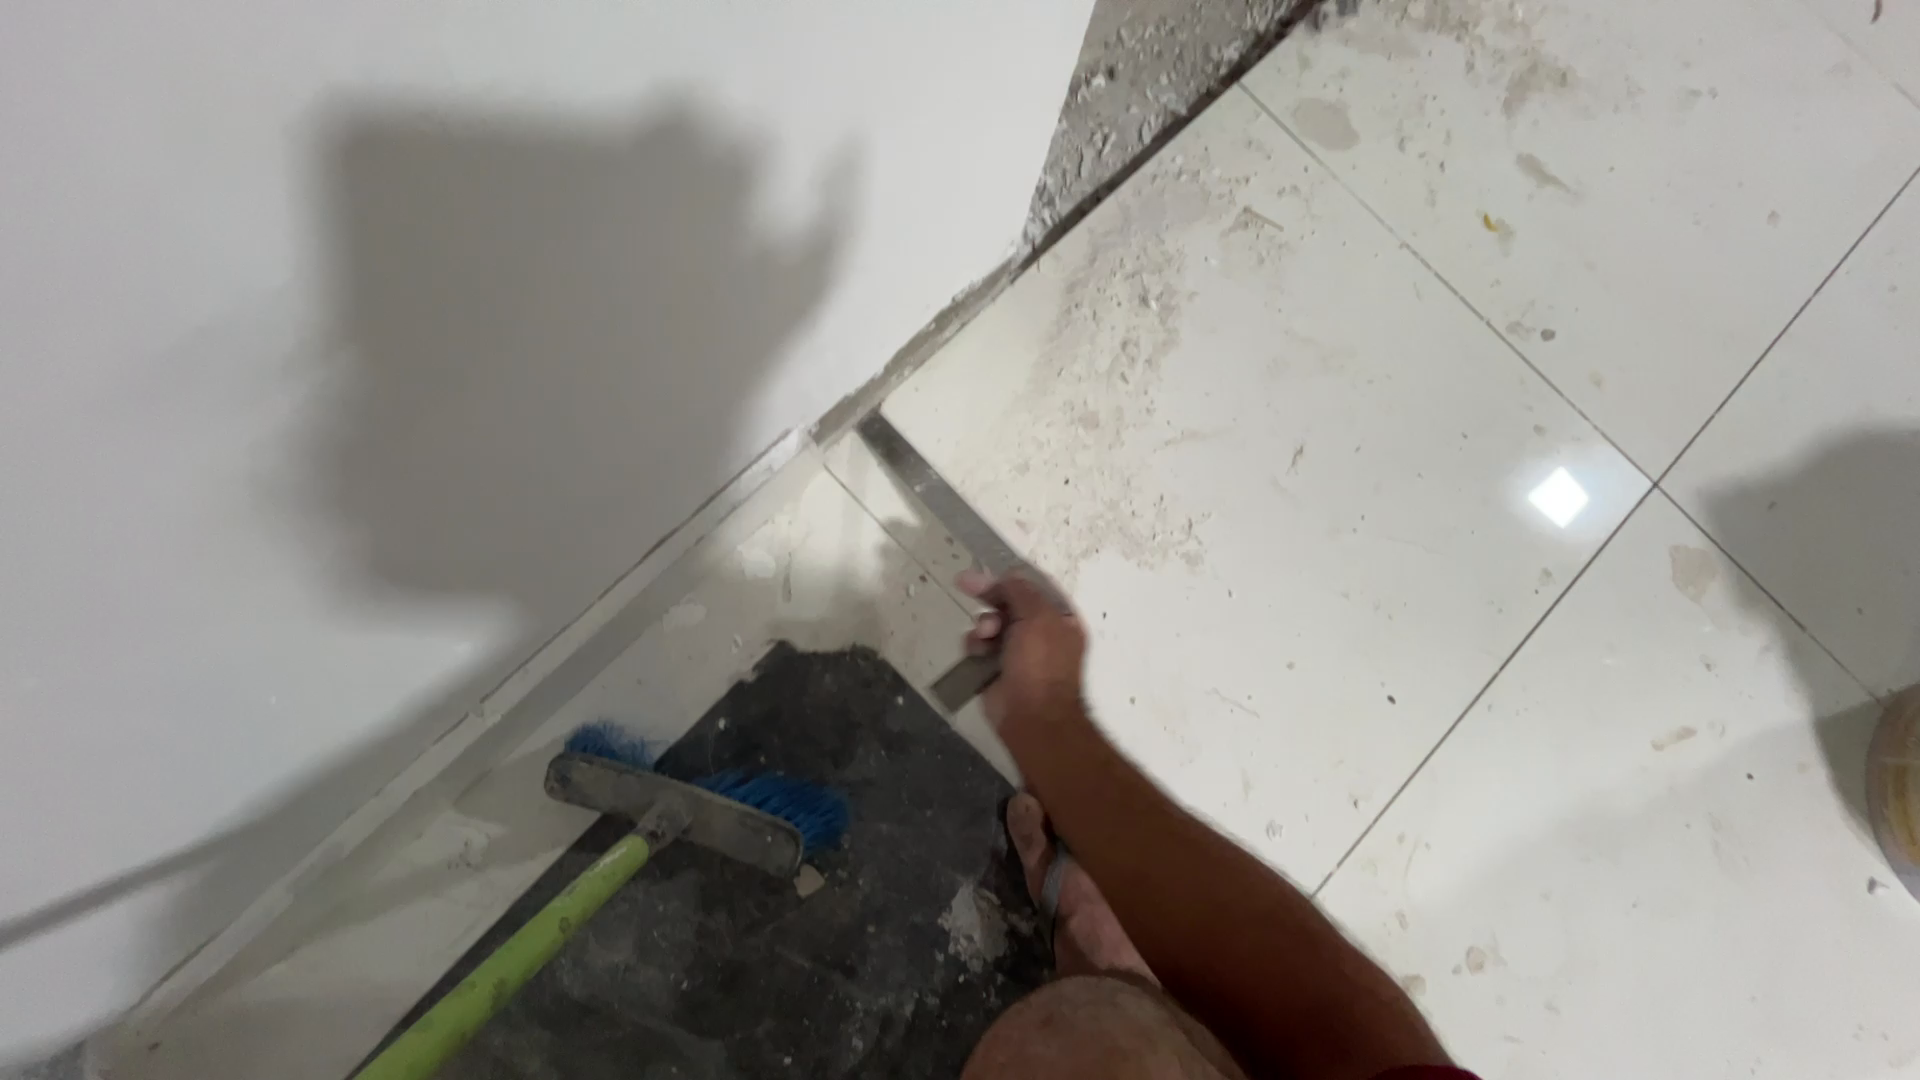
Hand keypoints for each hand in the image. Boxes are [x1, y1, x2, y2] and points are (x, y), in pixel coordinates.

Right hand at [957, 567, 1086, 739]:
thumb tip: (1006, 576)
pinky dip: (976, 645)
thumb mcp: (1038, 616)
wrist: (1031, 717)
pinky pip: (980, 646)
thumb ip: (1021, 590)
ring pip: (992, 623)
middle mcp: (1041, 632)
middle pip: (1010, 602)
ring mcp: (1018, 651)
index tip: (989, 568)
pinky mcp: (996, 668)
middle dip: (990, 595)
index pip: (1036, 587)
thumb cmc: (1041, 663)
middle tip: (964, 582)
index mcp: (1061, 619)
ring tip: (985, 634)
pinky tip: (978, 652)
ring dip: (984, 624)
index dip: (1012, 576)